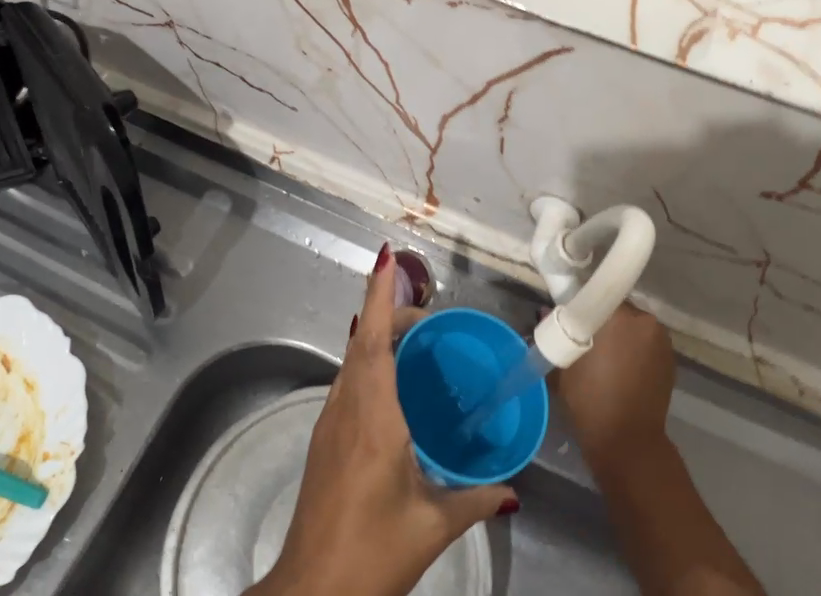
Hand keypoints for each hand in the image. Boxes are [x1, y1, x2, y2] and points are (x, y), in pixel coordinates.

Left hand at [248, 246, 515, 595]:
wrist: (310, 590)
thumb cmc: (371, 554)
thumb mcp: (431, 527)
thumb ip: (474, 500)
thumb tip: (510, 490)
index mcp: (373, 421)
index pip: (374, 343)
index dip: (380, 296)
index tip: (386, 258)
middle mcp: (345, 410)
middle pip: (361, 343)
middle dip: (387, 310)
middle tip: (426, 303)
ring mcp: (329, 424)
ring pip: (351, 362)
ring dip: (376, 336)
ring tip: (413, 332)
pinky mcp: (324, 441)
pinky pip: (347, 384)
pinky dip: (368, 364)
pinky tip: (391, 380)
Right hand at [550, 304, 674, 463]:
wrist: (628, 442)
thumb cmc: (590, 399)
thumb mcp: (563, 364)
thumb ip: (556, 332)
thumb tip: (546, 312)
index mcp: (620, 316)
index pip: (598, 294)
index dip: (582, 302)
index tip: (570, 314)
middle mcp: (646, 322)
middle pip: (618, 309)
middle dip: (602, 320)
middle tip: (584, 338)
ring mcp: (663, 342)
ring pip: (633, 327)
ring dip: (619, 335)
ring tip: (602, 357)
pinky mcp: (670, 362)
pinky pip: (645, 344)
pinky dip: (633, 350)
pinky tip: (619, 370)